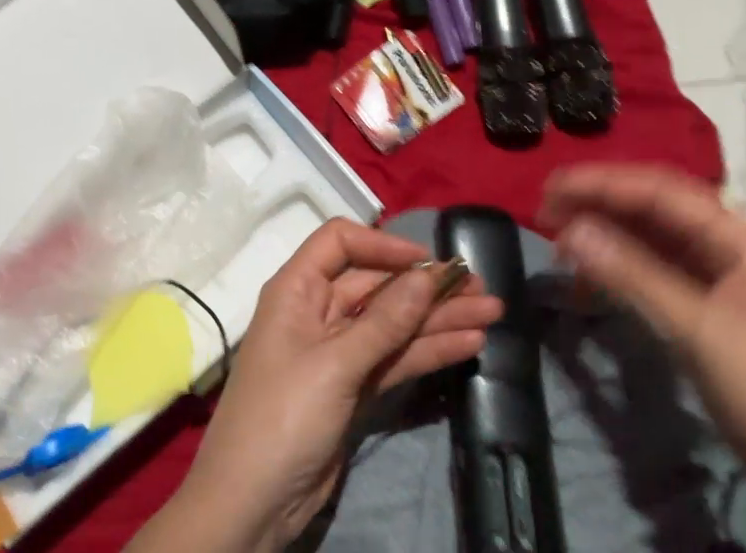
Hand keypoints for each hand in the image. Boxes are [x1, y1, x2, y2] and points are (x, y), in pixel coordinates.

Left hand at [145, 219, 502, 551]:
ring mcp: (337, 352)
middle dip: (427, 286)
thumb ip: (384, 321)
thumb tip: (427, 275)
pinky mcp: (353, 387)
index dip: (384, 245)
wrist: (253, 502)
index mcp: (296, 290)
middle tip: (483, 288)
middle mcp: (316, 312)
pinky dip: (429, 350)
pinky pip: (395, 358)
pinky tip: (469, 343)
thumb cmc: (282, 417)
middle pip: (376, 285)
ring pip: (393, 324)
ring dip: (439, 318)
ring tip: (492, 313)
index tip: (429, 262)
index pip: (340, 244)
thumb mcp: (334, 365)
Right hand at [538, 165, 745, 510]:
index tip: (550, 186)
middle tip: (544, 211)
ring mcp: (724, 277)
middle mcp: (734, 246)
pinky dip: (621, 267)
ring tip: (557, 239)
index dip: (602, 183)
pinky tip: (591, 275)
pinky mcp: (711, 306)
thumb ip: (634, 276)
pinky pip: (658, 270)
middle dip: (599, 205)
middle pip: (656, 208)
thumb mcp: (700, 333)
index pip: (662, 192)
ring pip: (653, 238)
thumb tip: (572, 229)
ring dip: (606, 234)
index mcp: (745, 240)